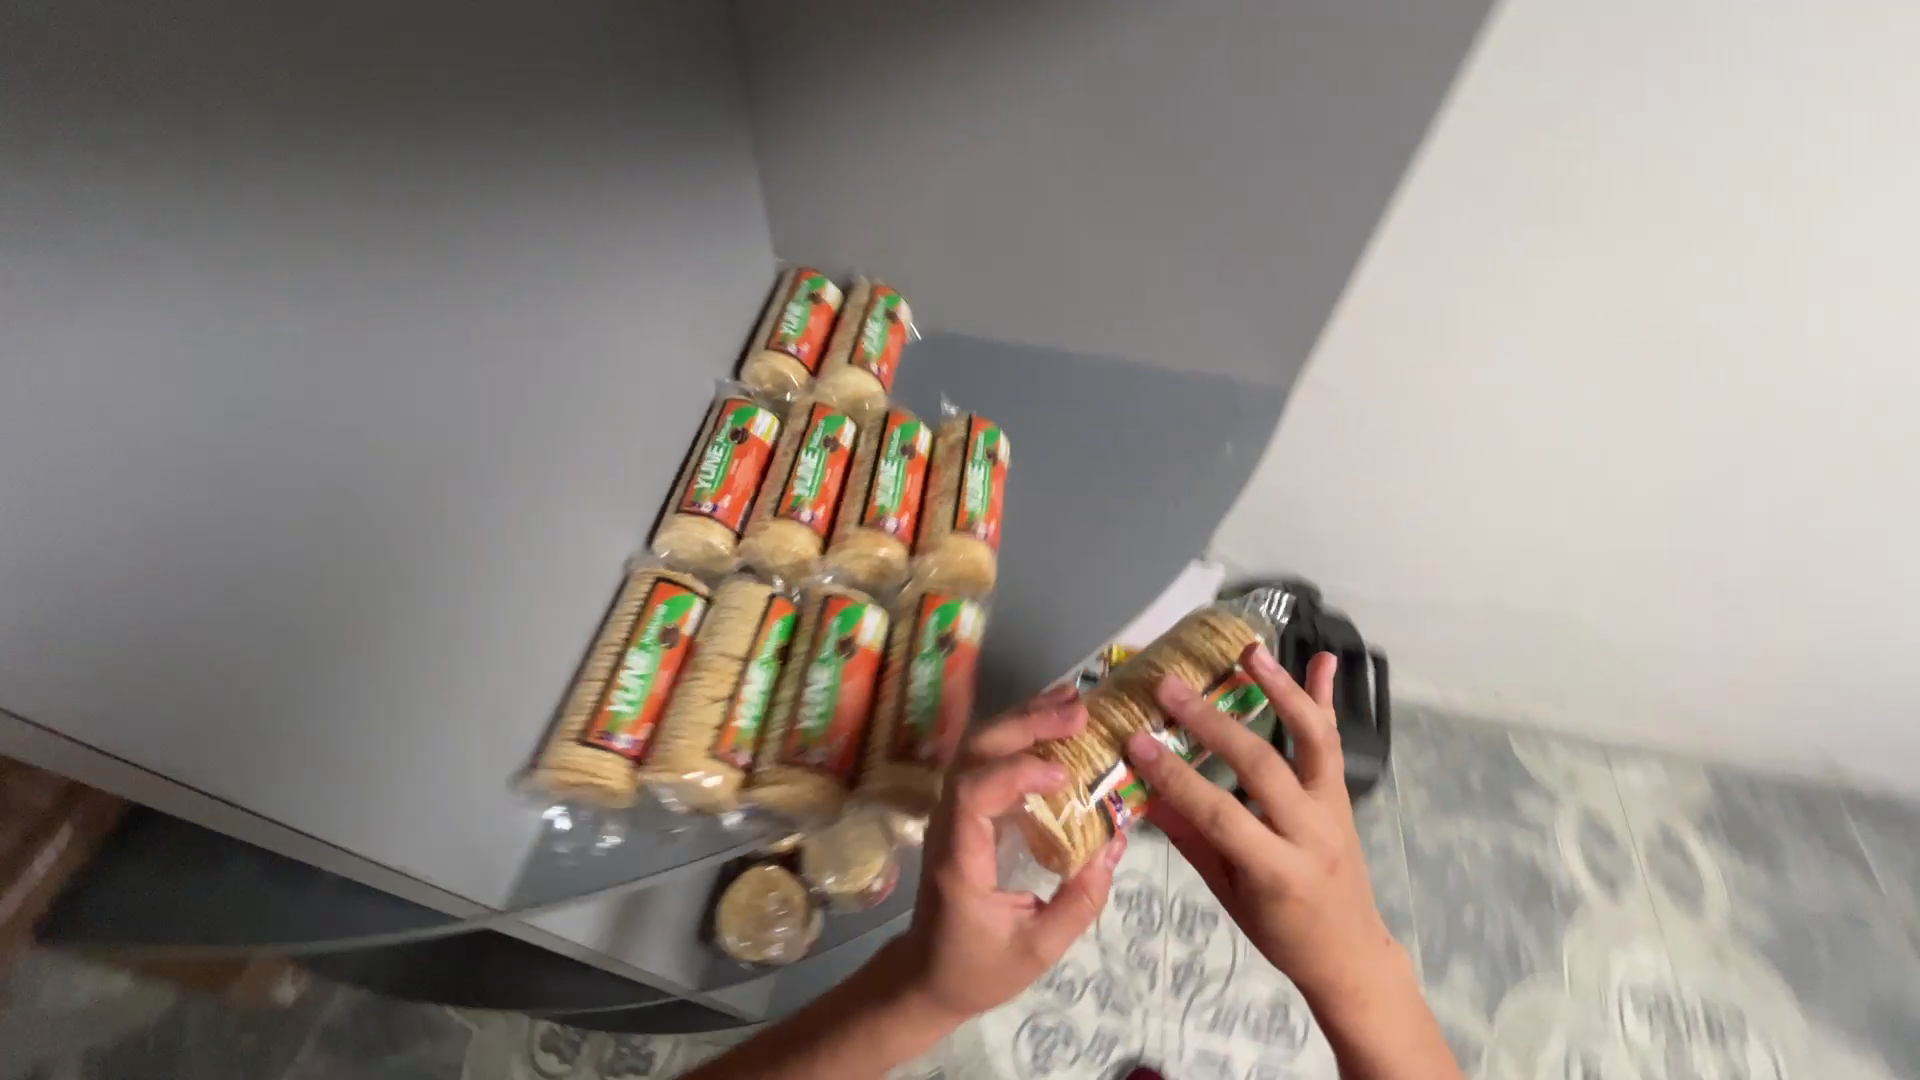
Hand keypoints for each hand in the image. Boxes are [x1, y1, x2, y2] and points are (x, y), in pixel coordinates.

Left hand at [886, 684, 1126, 1023]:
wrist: (927, 974)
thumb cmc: (977, 967)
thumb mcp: (1037, 951)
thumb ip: (1078, 903)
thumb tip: (1113, 845)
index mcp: (958, 855)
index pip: (973, 793)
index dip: (1015, 773)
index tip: (1063, 775)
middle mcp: (948, 821)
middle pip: (973, 753)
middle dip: (1024, 724)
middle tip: (1078, 710)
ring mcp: (952, 810)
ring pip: (977, 747)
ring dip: (1022, 719)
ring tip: (1069, 700)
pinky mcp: (965, 809)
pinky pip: (986, 760)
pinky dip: (1019, 736)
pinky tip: (1050, 725)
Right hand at [1129, 645, 1461, 1079]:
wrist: (1351, 952)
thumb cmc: (1281, 930)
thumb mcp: (1226, 892)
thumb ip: (1188, 837)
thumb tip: (1139, 792)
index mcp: (1278, 868)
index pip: (1221, 813)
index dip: (1177, 777)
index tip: (1136, 743)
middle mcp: (1313, 830)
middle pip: (1262, 765)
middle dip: (1211, 724)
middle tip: (1170, 688)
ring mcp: (1333, 805)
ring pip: (1313, 740)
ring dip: (1282, 691)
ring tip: (1251, 653)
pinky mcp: (1342, 791)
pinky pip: (1332, 741)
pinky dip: (1326, 698)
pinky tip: (1323, 659)